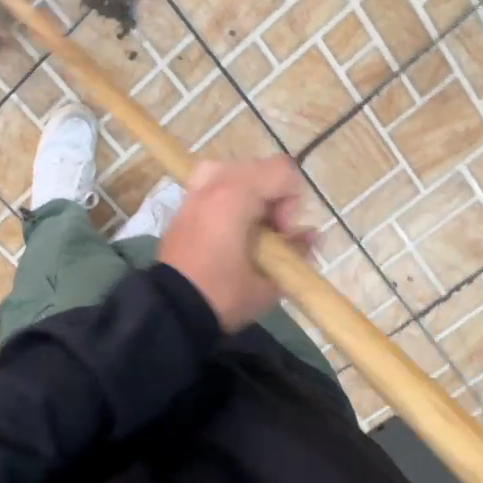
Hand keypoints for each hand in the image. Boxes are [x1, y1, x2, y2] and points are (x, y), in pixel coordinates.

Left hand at [157, 157, 311, 331]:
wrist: (170, 312)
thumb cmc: (222, 296)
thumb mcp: (269, 282)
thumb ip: (295, 252)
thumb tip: (311, 236)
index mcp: (235, 195)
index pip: (282, 171)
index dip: (292, 201)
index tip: (281, 235)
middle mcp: (211, 185)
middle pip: (257, 170)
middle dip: (271, 198)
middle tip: (268, 235)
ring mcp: (192, 196)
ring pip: (232, 175)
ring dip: (248, 197)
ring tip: (248, 231)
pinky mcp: (180, 212)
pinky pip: (211, 190)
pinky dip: (226, 202)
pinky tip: (227, 235)